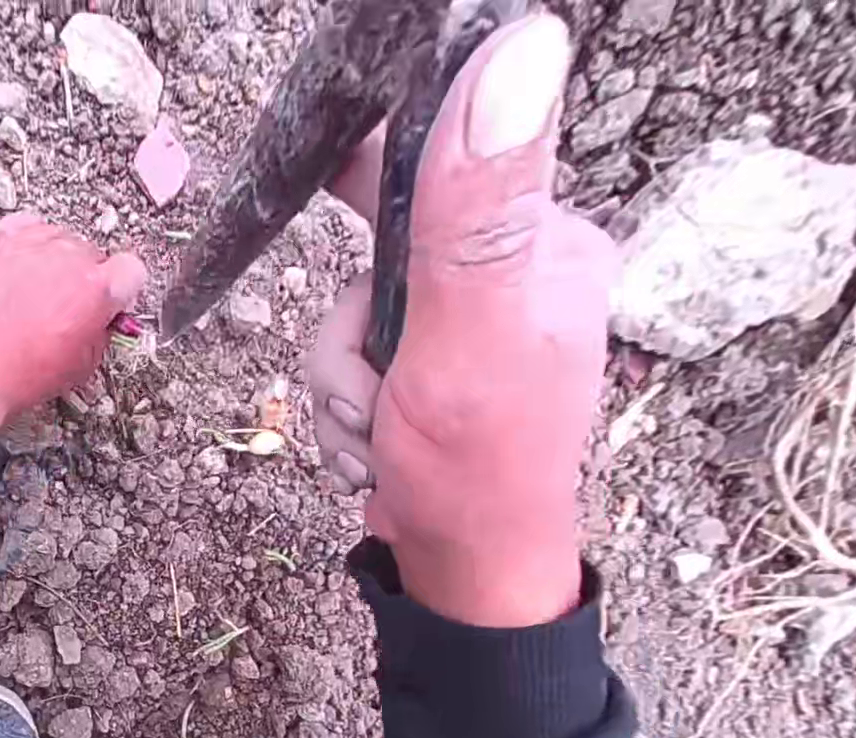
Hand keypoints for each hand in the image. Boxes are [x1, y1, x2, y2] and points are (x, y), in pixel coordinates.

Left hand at [0, 213, 146, 429]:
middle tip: (71, 307)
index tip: (113, 304)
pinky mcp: (0, 239)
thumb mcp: (86, 363)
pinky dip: (30, 243)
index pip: (133, 270)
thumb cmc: (26, 370)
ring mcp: (33, 244)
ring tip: (42, 291)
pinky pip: (27, 226)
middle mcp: (69, 257)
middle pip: (96, 254)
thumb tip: (103, 318)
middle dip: (89, 278)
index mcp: (98, 289)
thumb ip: (103, 329)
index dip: (125, 291)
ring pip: (62, 238)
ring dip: (59, 260)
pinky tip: (25, 268)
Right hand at [306, 13, 617, 626]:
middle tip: (367, 405)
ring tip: (370, 445)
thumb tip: (514, 51)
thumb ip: (475, 221)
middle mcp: (502, 276)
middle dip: (348, 347)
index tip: (316, 177)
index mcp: (538, 248)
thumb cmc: (477, 473)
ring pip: (347, 321)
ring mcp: (454, 326)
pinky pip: (347, 365)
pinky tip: (368, 454)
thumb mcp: (470, 347)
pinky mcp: (419, 368)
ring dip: (339, 392)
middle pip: (373, 262)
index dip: (373, 175)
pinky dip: (342, 413)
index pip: (445, 163)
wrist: (461, 568)